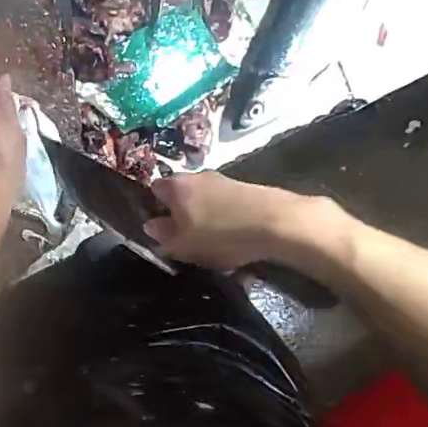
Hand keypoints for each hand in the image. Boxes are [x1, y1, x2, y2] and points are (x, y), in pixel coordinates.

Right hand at [144, 172, 336, 270]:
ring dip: (207, 222)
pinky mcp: (248, 190)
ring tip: (215, 249)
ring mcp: (225, 181)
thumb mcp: (183, 245)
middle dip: (183, 217)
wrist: (276, 222)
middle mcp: (198, 176)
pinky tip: (237, 244)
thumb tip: (151, 225)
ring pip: (206, 203)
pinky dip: (228, 224)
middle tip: (187, 243)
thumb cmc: (220, 235)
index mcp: (176, 186)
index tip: (161, 230)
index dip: (154, 209)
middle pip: (182, 196)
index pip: (154, 190)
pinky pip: (228, 209)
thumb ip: (163, 235)